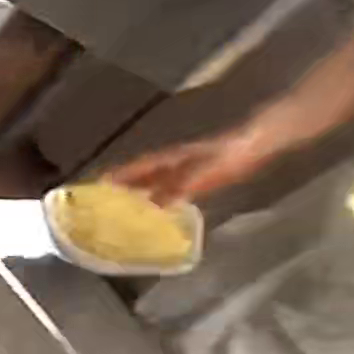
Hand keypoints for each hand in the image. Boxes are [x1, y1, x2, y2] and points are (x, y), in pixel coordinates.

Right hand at [99, 129, 268, 204]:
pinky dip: (157, 199)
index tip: (89, 193)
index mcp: (163, 161)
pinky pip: (168, 190)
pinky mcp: (197, 176)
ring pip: (150, 184)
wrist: (264, 142)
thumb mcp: (201, 173)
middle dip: (117, 190)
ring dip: (136, 196)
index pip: (128, 171)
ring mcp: (182, 169)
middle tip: (99, 207)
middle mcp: (167, 164)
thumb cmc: (229, 155)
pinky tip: (155, 210)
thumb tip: (151, 206)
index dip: (110, 181)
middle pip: (135, 178)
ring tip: (121, 212)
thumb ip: (175, 189)